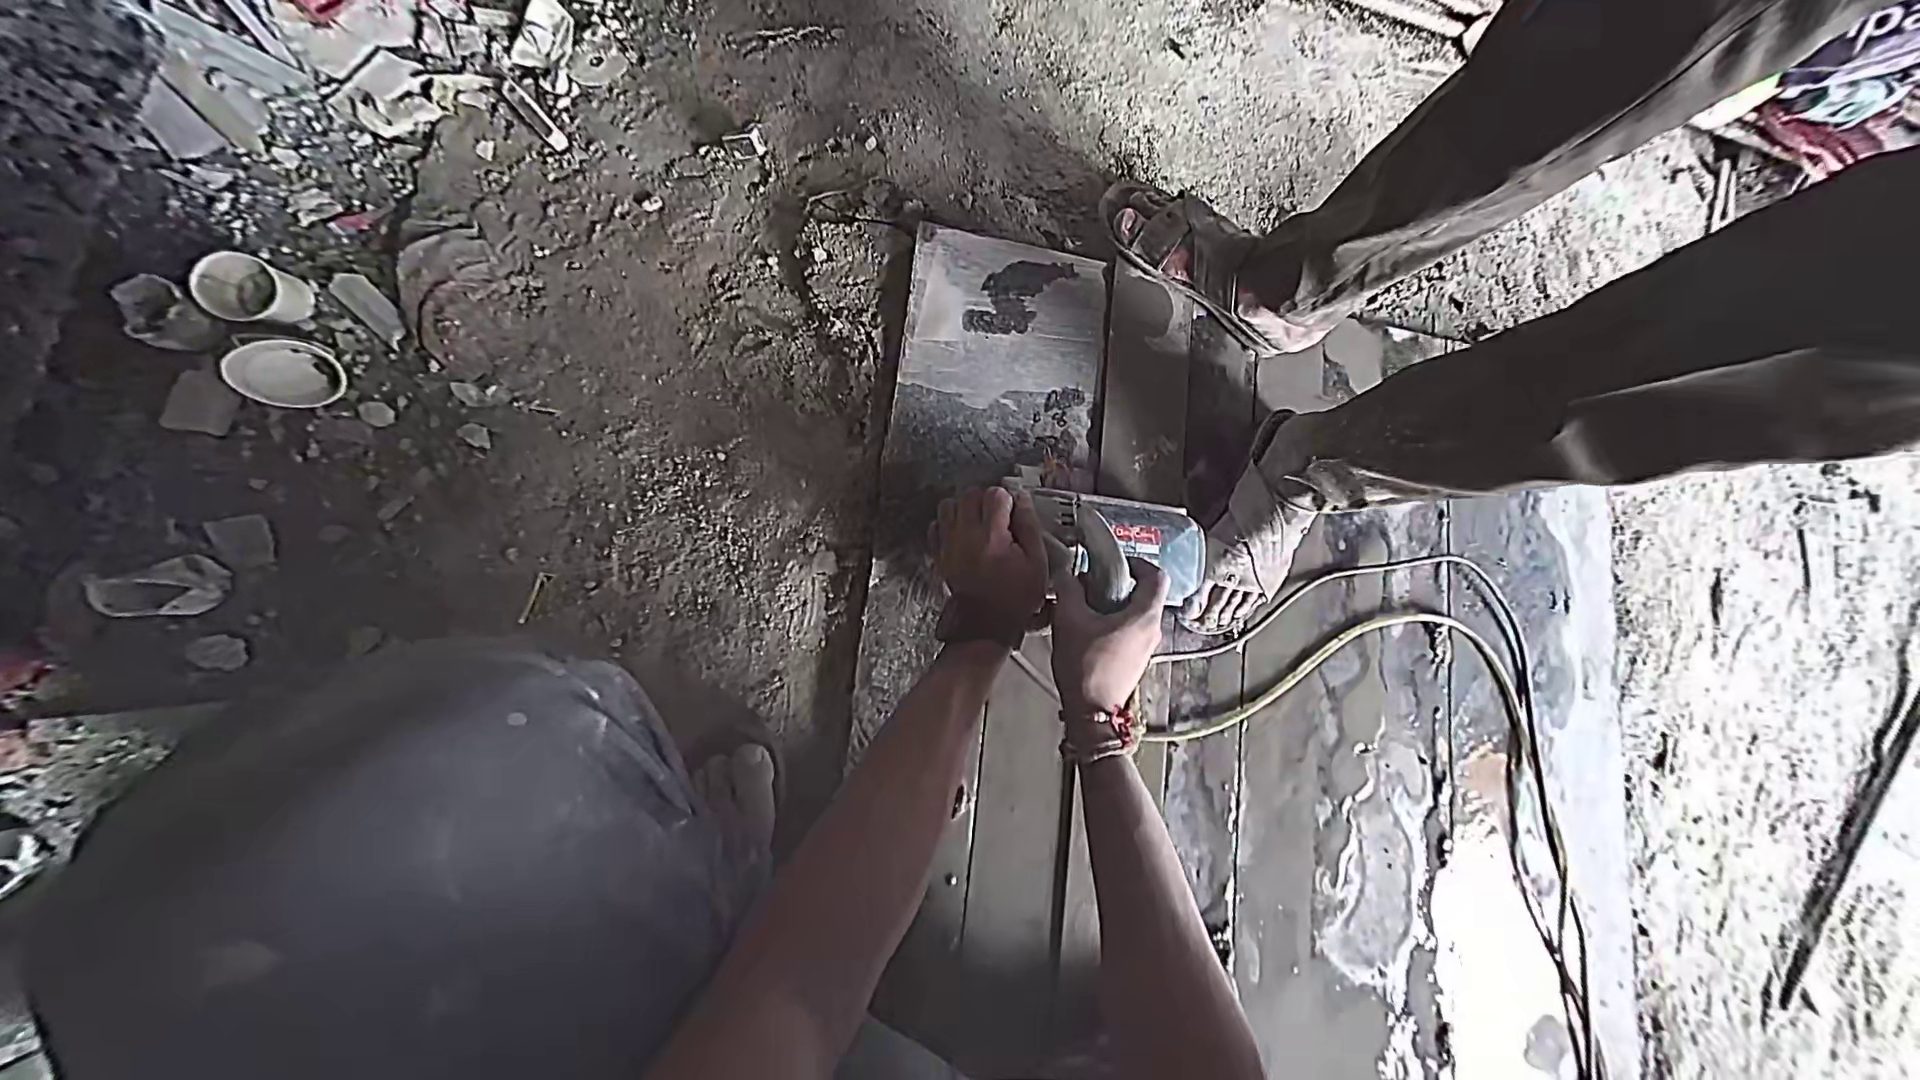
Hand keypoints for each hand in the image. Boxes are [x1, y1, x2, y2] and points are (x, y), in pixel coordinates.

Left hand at [929, 487, 1048, 644]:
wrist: (985, 626)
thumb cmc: (1014, 599)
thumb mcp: (1037, 563)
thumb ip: (1030, 527)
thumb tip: (1022, 500)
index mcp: (991, 537)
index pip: (995, 494)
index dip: (1008, 501)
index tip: (1014, 515)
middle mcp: (964, 536)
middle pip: (970, 495)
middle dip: (986, 501)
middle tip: (999, 518)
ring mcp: (948, 545)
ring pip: (949, 506)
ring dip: (965, 509)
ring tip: (980, 524)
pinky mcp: (939, 555)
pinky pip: (936, 526)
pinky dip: (949, 524)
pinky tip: (964, 535)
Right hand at [1049, 553, 1168, 717]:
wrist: (1092, 714)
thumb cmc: (1085, 665)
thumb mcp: (1070, 619)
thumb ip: (1069, 588)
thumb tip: (1067, 572)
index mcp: (1145, 615)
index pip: (1156, 574)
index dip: (1136, 562)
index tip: (1113, 562)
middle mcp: (1153, 629)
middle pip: (1144, 593)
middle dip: (1116, 583)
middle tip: (1089, 583)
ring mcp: (1147, 647)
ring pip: (1135, 612)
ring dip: (1112, 604)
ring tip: (1083, 606)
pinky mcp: (1136, 659)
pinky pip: (1129, 630)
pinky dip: (1112, 622)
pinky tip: (1087, 628)